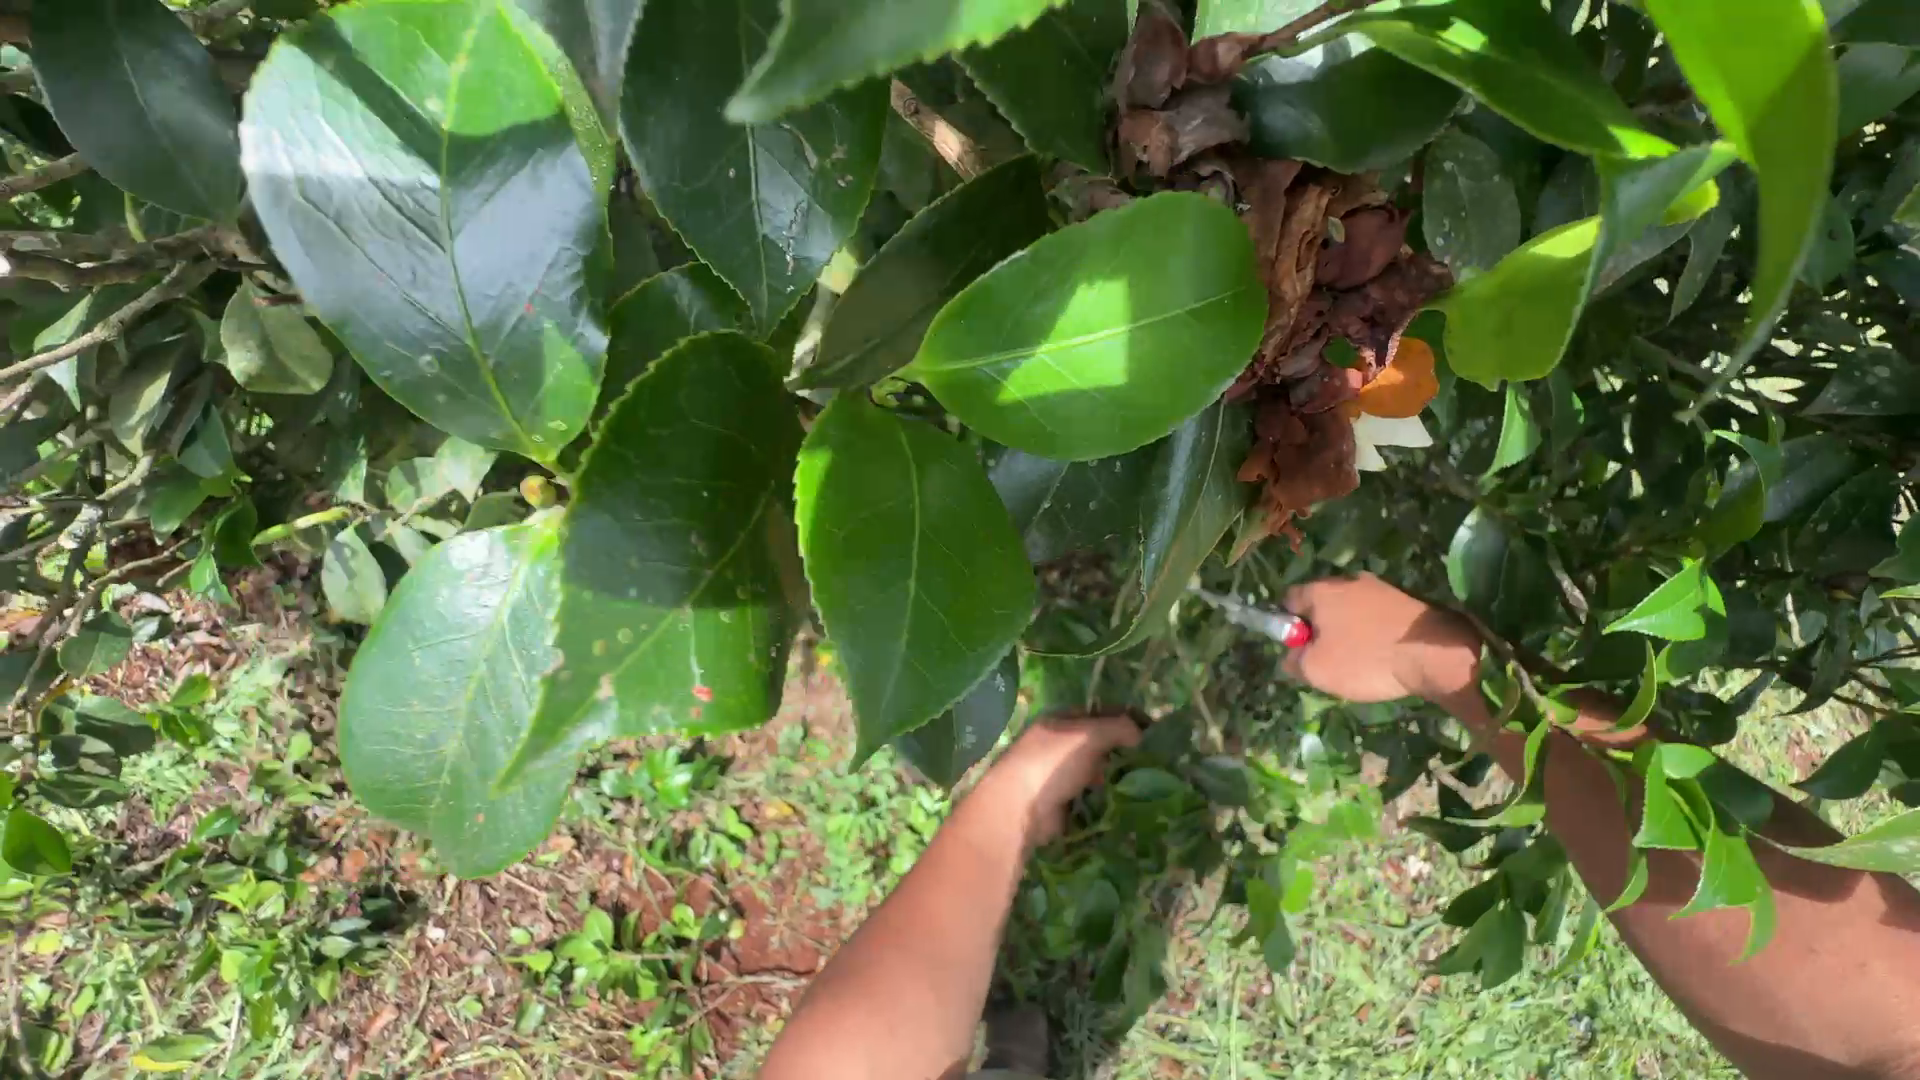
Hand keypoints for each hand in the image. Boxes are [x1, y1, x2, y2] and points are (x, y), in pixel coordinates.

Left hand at [968, 715, 1140, 849]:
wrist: (1020, 809)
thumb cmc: (1053, 762)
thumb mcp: (1089, 735)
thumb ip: (1117, 728)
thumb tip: (1140, 733)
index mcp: (1060, 720)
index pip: (1099, 712)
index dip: (1125, 719)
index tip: (1152, 732)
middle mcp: (1057, 744)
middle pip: (1098, 742)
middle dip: (1122, 750)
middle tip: (1154, 761)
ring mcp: (1058, 773)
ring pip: (1095, 770)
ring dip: (1115, 776)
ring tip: (1146, 783)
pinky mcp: (1061, 802)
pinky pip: (1090, 795)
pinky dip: (1106, 797)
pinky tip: (1127, 801)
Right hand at [1280, 574, 1481, 706]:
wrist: (1437, 655)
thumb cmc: (1366, 659)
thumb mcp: (1316, 670)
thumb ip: (1293, 661)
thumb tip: (1292, 656)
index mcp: (1319, 590)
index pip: (1287, 601)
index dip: (1287, 626)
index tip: (1300, 650)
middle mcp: (1347, 580)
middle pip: (1321, 604)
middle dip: (1320, 629)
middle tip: (1328, 658)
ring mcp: (1380, 588)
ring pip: (1350, 610)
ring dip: (1349, 631)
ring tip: (1360, 661)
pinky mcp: (1406, 600)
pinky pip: (1376, 616)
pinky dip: (1374, 633)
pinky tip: (1384, 655)